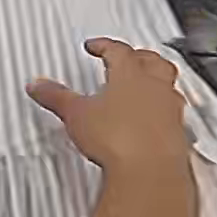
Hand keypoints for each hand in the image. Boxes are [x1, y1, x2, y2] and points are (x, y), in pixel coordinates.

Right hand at [25, 38, 191, 174]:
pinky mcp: (178, 133)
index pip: (119, 50)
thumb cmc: (118, 137)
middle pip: (152, 61)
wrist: (148, 171)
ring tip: (142, 86)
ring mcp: (170, 110)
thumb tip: (38, 86)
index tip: (96, 46)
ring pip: (168, 85)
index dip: (105, 45)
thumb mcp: (75, 113)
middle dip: (138, 56)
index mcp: (130, 75)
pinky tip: (151, 119)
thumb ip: (56, 96)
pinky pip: (173, 112)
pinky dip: (161, 109)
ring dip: (155, 81)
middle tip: (128, 57)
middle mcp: (155, 87)